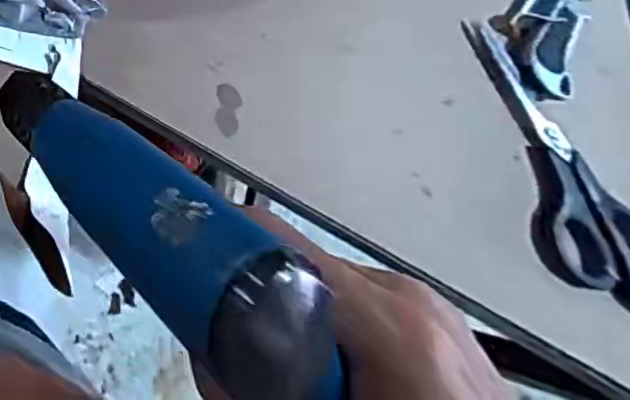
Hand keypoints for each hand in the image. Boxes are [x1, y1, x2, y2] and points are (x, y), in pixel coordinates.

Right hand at [195, 208, 510, 399]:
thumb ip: (254, 388)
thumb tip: (203, 356)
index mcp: (391, 325)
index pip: (281, 244)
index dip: (227, 243)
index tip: (191, 257)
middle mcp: (410, 298)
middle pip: (298, 263)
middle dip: (262, 297)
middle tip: (243, 343)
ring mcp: (429, 305)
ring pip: (329, 282)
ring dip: (301, 314)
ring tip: (302, 370)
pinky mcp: (438, 318)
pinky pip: (363, 302)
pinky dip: (337, 325)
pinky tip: (338, 371)